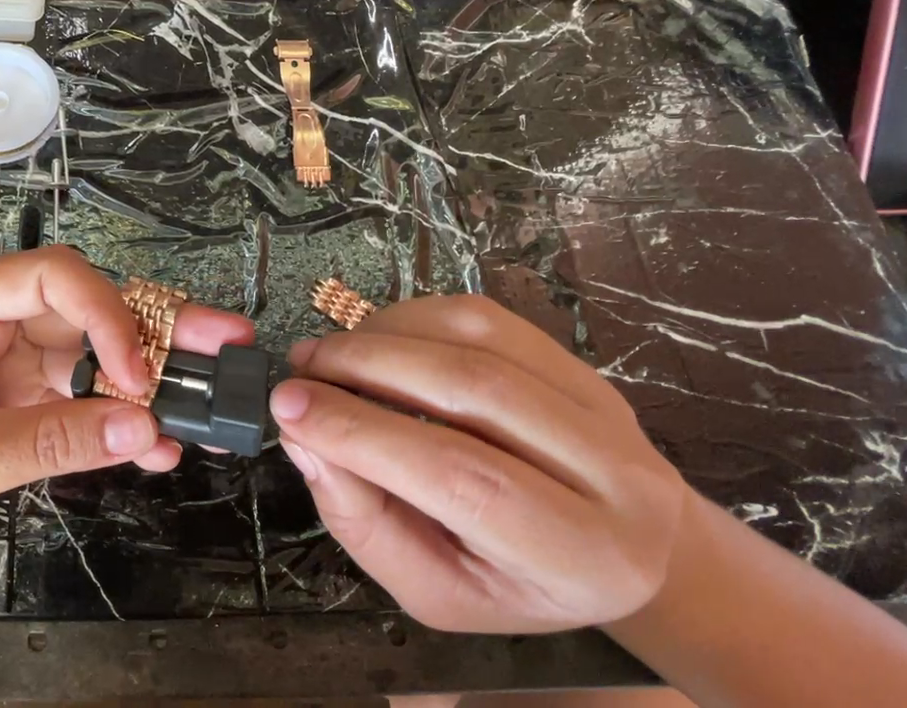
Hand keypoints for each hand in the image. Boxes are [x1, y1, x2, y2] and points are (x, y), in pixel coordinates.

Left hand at [0, 246, 254, 558]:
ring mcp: (17, 360)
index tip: (136, 375)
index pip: (50, 278)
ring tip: (212, 393)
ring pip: (98, 351)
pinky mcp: (30, 398)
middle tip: (224, 336)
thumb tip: (142, 428)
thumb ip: (50, 440)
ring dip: (153, 375)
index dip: (104, 314)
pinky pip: (88, 398)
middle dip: (155, 325)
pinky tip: (159, 447)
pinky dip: (123, 420)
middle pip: (88, 308)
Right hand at [271, 294, 687, 633]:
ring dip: (384, 334)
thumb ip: (364, 522)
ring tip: (329, 352)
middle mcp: (616, 475)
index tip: (286, 406)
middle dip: (366, 368)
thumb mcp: (432, 589)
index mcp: (581, 557)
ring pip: (479, 339)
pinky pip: (487, 318)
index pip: (463, 479)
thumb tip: (301, 438)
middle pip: (475, 391)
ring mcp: (604, 406)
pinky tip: (375, 338)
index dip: (363, 433)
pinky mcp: (579, 362)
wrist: (620, 552)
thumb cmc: (513, 584)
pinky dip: (414, 317)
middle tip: (299, 366)